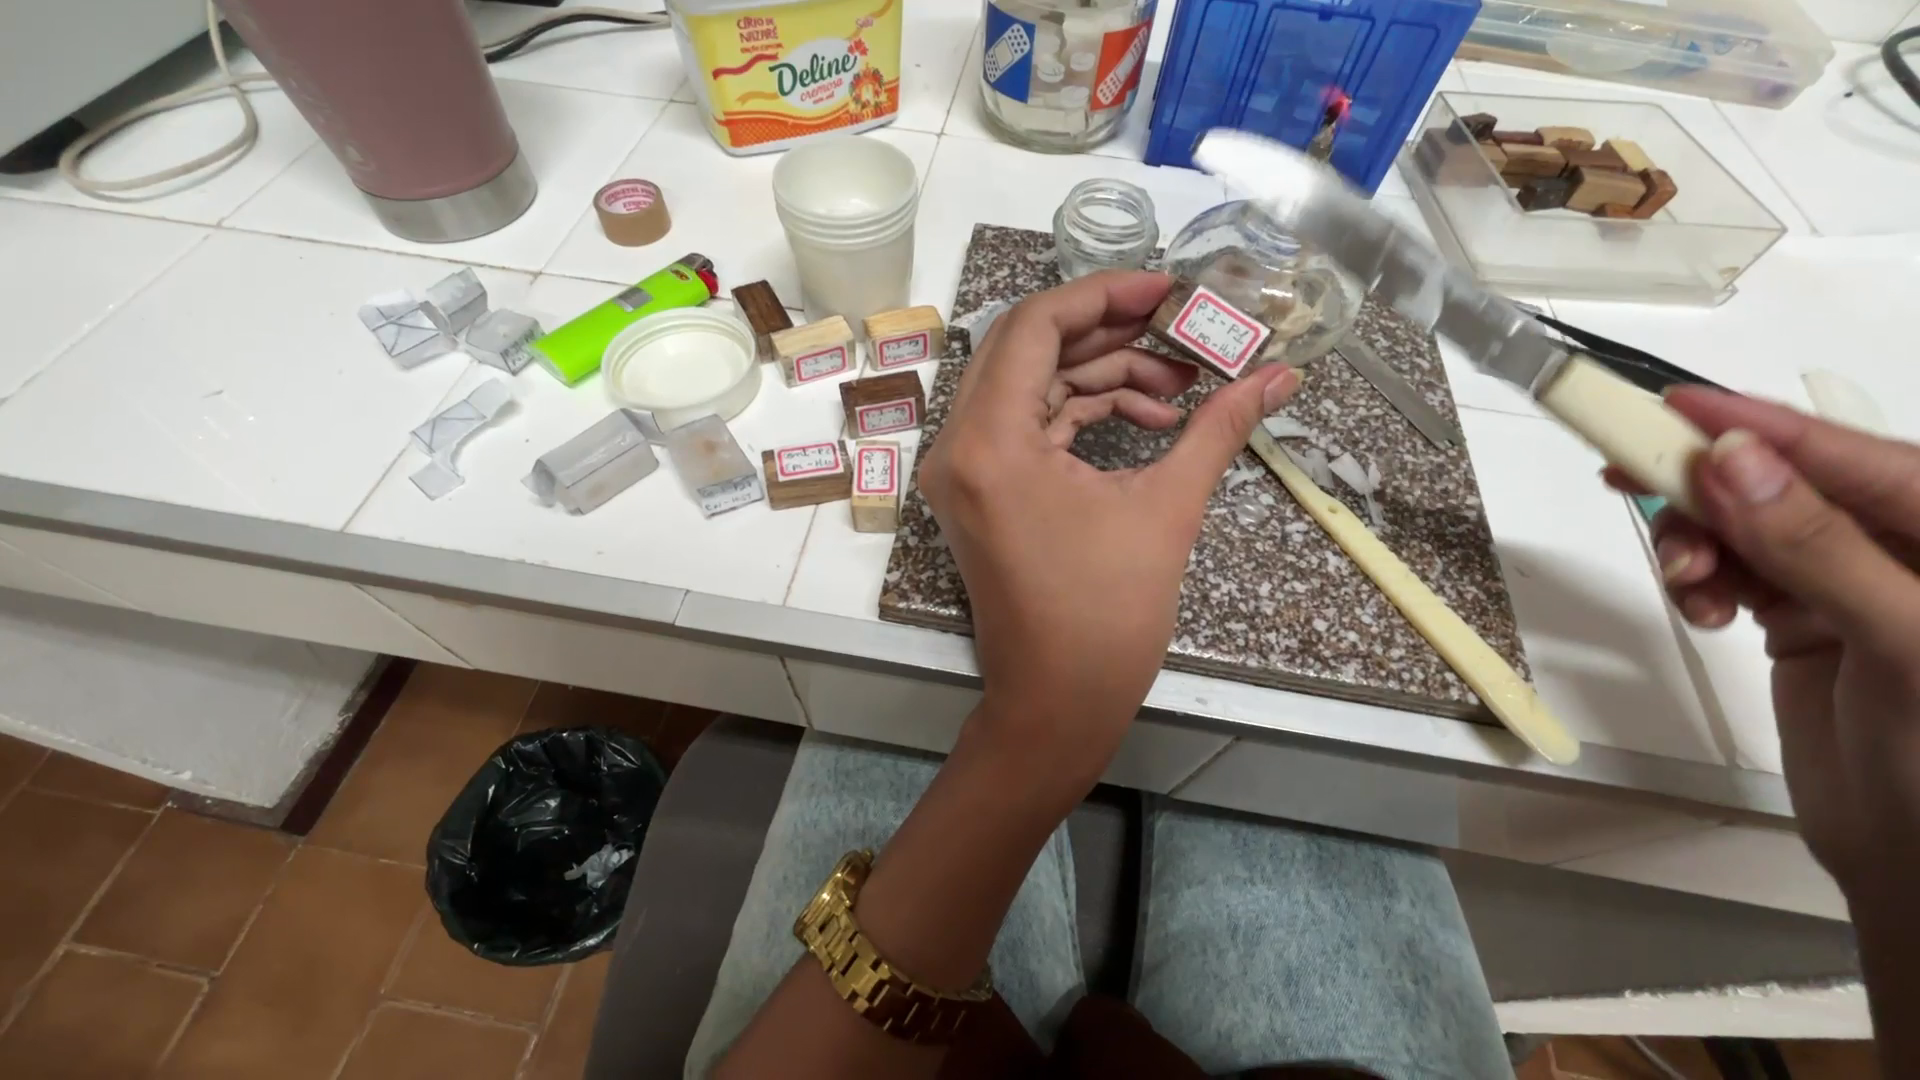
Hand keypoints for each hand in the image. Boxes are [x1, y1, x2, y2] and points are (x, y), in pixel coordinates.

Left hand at [917, 272, 1297, 776]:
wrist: (1058, 701)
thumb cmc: (1107, 617)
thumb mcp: (1167, 510)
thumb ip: (1219, 428)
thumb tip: (1280, 375)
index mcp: (989, 441)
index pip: (1034, 326)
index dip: (1104, 293)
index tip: (1168, 289)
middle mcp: (959, 445)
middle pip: (1028, 349)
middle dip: (1109, 332)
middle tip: (1181, 330)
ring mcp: (964, 471)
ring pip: (1031, 388)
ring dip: (1101, 376)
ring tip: (1181, 388)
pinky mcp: (981, 492)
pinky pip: (1028, 427)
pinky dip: (1081, 414)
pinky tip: (1148, 419)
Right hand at [1607, 387, 1919, 902]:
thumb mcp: (1905, 645)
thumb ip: (1820, 548)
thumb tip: (1732, 460)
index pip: (1859, 459)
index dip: (1763, 426)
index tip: (1672, 403)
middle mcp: (1910, 550)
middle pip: (1787, 487)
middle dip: (1713, 494)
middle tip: (1636, 490)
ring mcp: (1856, 584)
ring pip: (1749, 528)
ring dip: (1699, 545)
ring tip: (1687, 585)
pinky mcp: (1805, 618)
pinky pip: (1736, 572)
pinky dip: (1702, 581)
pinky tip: (1701, 608)